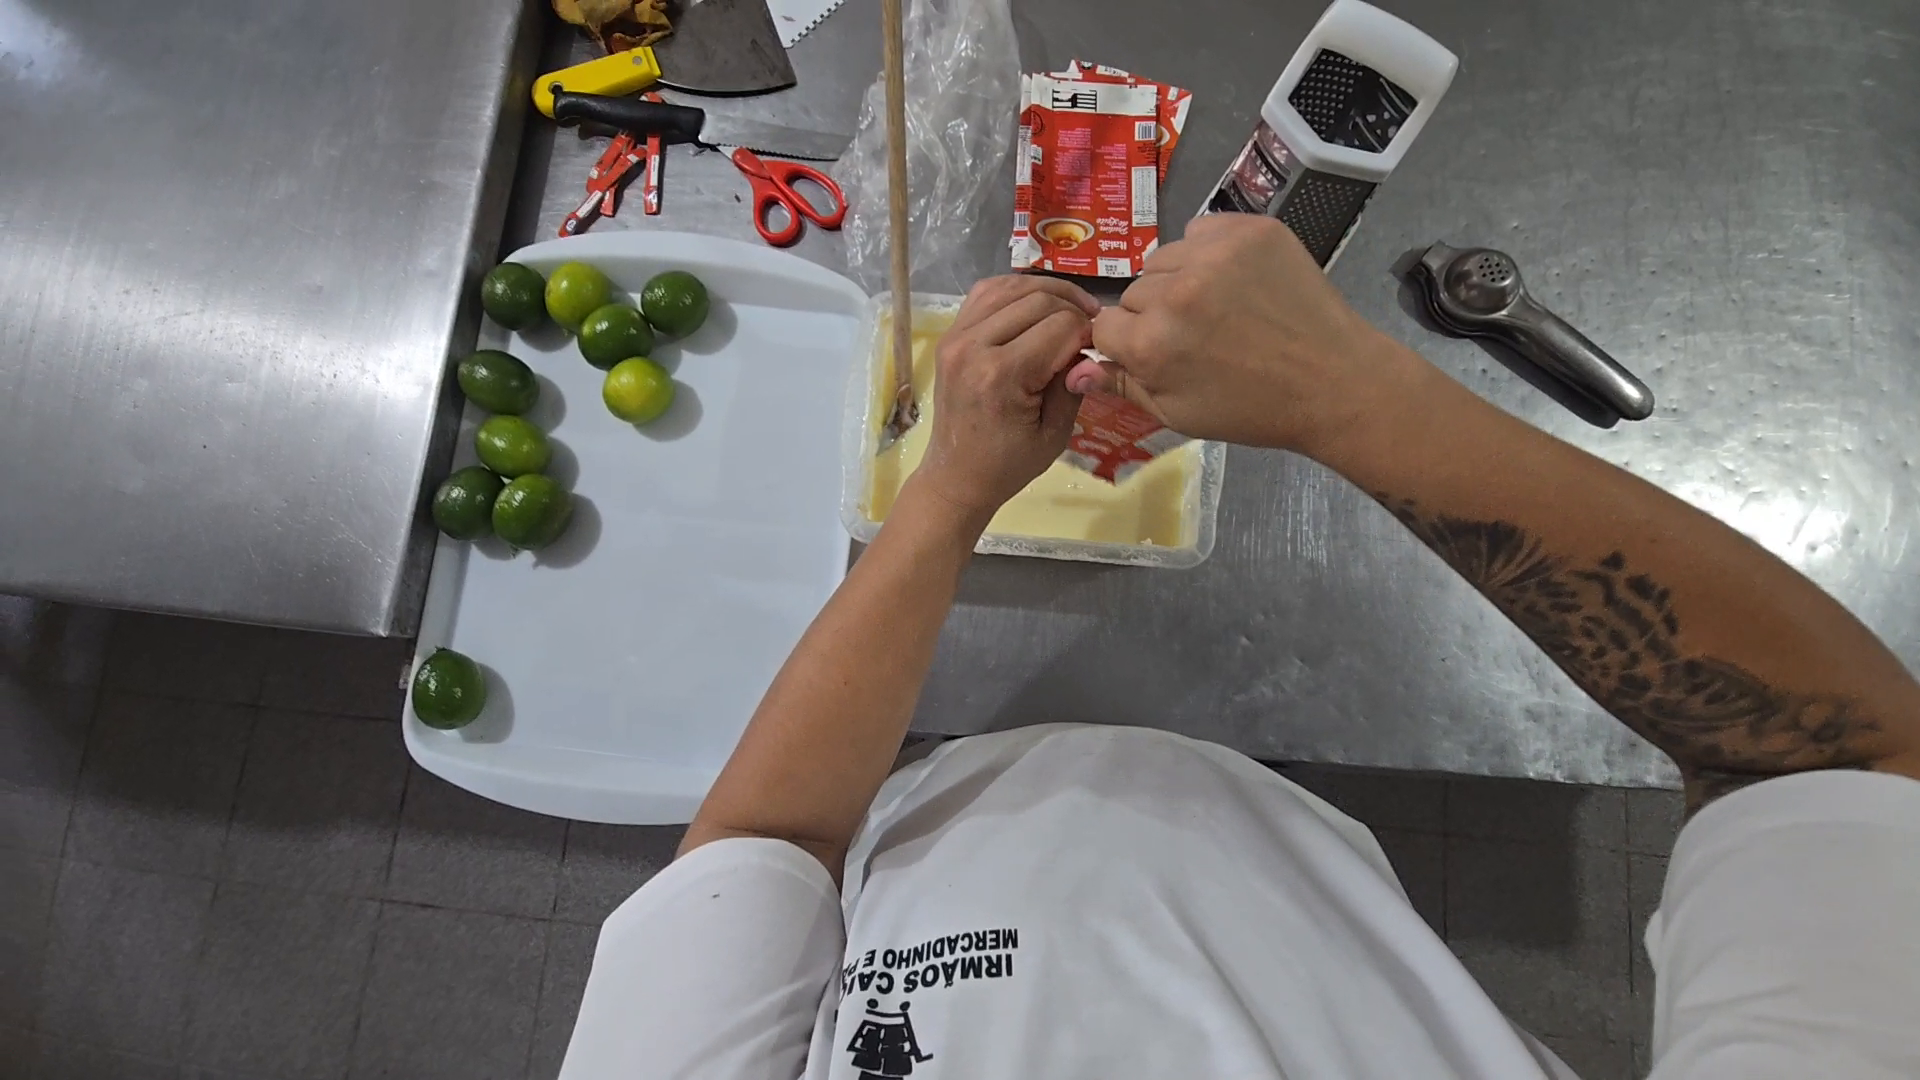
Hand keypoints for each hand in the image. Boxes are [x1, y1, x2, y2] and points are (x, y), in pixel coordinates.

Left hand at [908, 275, 1098, 522]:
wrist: (956, 477)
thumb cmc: (1008, 465)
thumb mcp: (1055, 434)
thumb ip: (1073, 384)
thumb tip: (1088, 345)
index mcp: (1001, 375)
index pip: (1061, 326)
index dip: (1087, 333)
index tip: (1097, 349)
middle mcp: (974, 346)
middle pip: (1038, 300)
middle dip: (1072, 310)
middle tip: (1088, 331)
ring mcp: (956, 336)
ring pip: (1012, 286)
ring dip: (1048, 293)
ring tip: (1071, 310)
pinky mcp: (950, 335)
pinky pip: (987, 293)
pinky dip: (1016, 291)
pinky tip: (1037, 305)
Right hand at [1073, 214, 1426, 455]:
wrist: (1332, 381)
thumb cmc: (1249, 410)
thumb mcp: (1176, 413)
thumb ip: (1121, 386)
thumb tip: (1072, 372)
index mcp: (1150, 343)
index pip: (1103, 327)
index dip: (1123, 343)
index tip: (1151, 353)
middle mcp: (1173, 292)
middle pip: (1133, 293)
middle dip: (1150, 315)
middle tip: (1190, 336)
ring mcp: (1214, 254)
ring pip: (1161, 259)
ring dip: (1174, 281)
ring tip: (1210, 306)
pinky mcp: (1248, 229)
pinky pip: (1199, 232)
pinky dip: (1205, 253)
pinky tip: (1229, 280)